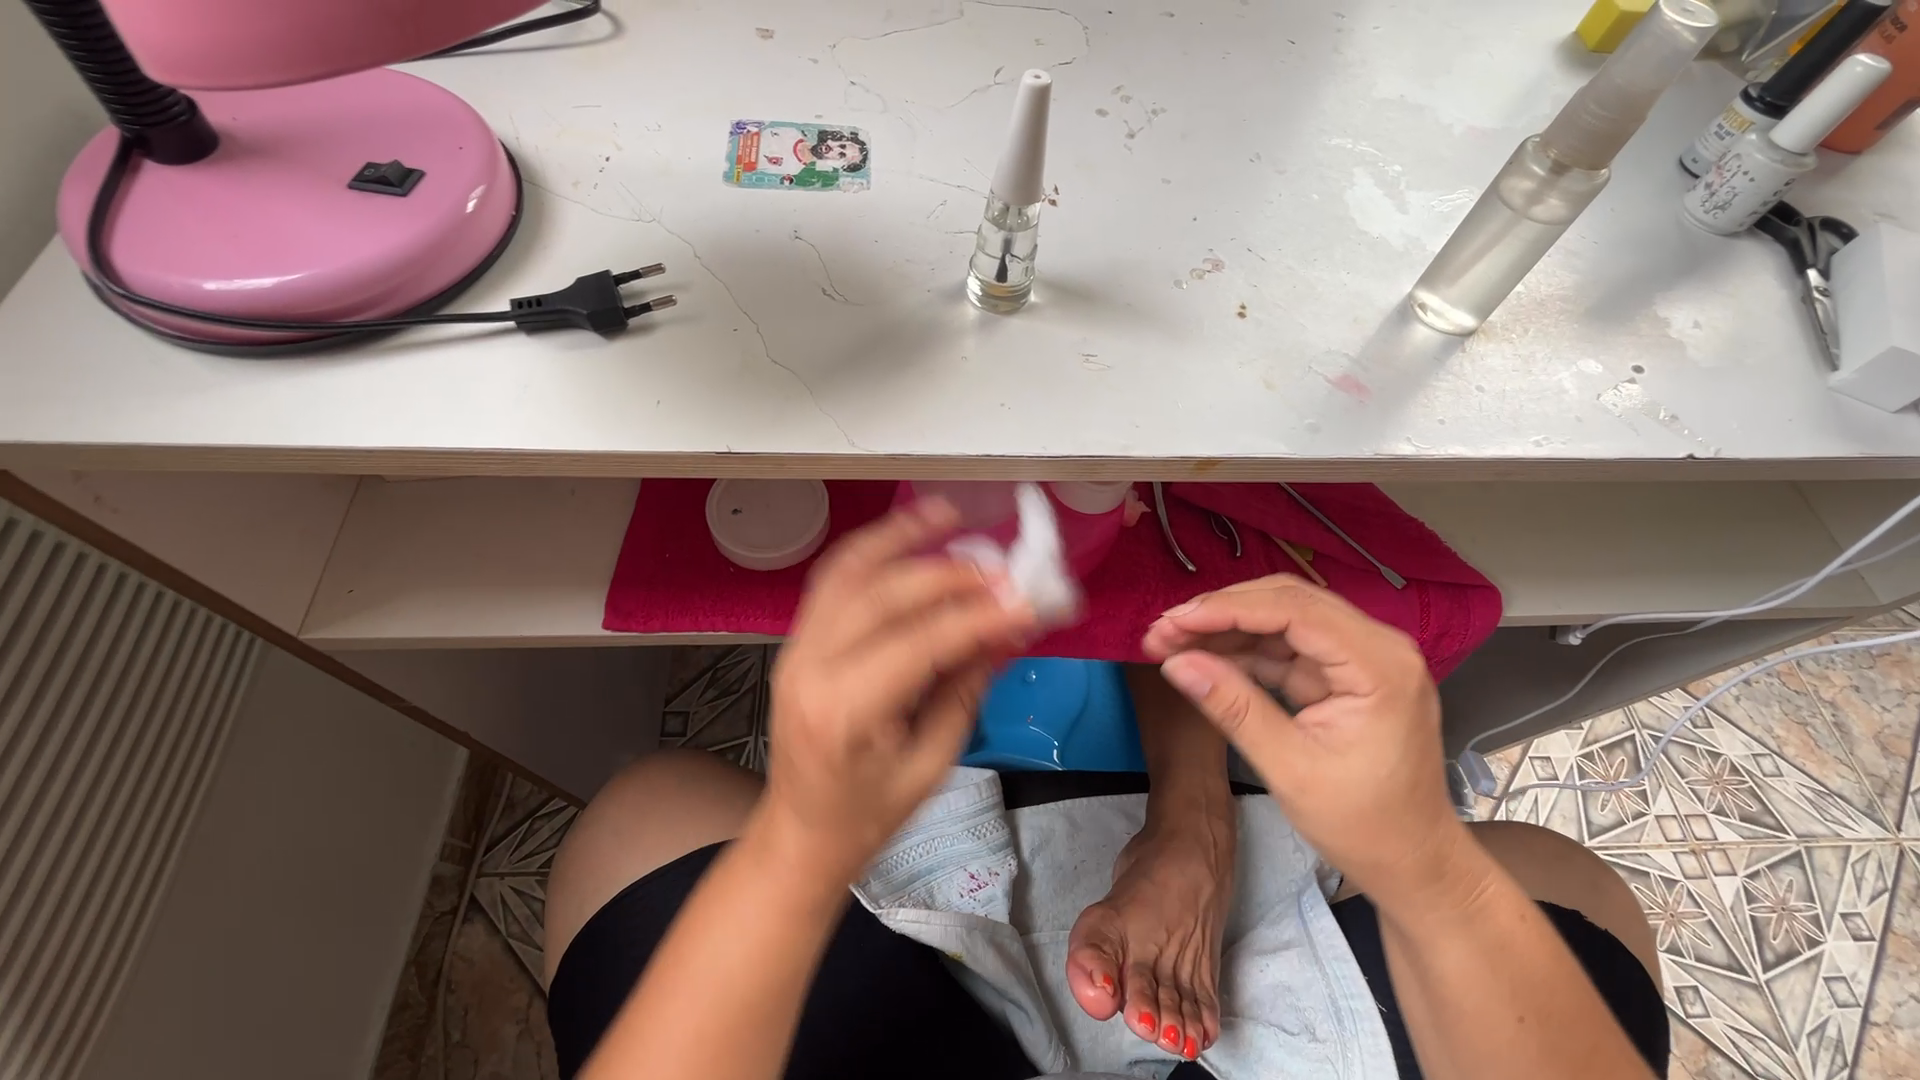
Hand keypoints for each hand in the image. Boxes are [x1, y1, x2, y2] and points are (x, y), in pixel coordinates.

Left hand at [764, 499, 1040, 881]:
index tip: (1027, 601)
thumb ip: (968, 686)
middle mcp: (812, 668)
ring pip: (850, 572)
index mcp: (846, 712)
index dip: (979, 616)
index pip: (922, 643)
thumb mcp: (933, 761)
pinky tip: (905, 534)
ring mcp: (796, 649)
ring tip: (948, 515)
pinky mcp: (796, 640)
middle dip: (950, 577)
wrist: (802, 831)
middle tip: (1002, 571)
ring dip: (901, 539)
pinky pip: (833, 581)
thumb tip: (1009, 630)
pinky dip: (871, 550)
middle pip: (886, 597)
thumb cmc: (870, 813)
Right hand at [1141, 576, 1463, 902]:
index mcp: (1379, 666)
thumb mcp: (1289, 769)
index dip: (1227, 609)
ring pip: (1281, 620)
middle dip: (1220, 613)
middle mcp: (1377, 647)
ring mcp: (1360, 658)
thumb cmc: (1362, 824)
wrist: (1411, 862)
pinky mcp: (1343, 674)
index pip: (1295, 610)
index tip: (1172, 621)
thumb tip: (1175, 663)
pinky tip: (1202, 659)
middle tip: (1162, 631)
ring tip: (1169, 643)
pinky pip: (1285, 647)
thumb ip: (1234, 708)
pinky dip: (1242, 651)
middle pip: (1288, 603)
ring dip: (1225, 629)